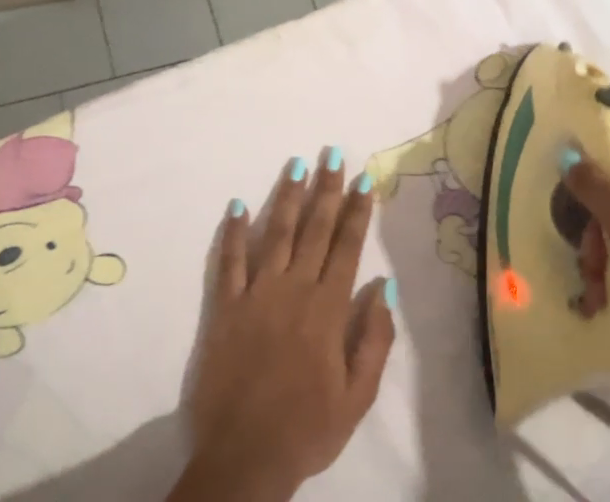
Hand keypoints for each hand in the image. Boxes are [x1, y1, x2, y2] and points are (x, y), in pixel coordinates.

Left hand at [170, 154, 396, 501]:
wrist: (244, 456)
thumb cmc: (308, 428)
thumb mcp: (358, 395)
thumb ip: (374, 338)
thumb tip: (385, 286)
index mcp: (328, 310)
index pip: (347, 247)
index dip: (357, 210)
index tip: (364, 178)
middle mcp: (293, 291)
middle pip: (314, 230)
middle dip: (326, 189)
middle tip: (332, 153)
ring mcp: (255, 296)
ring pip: (276, 235)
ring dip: (287, 198)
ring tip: (296, 165)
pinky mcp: (224, 309)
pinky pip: (228, 262)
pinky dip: (233, 232)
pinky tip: (238, 205)